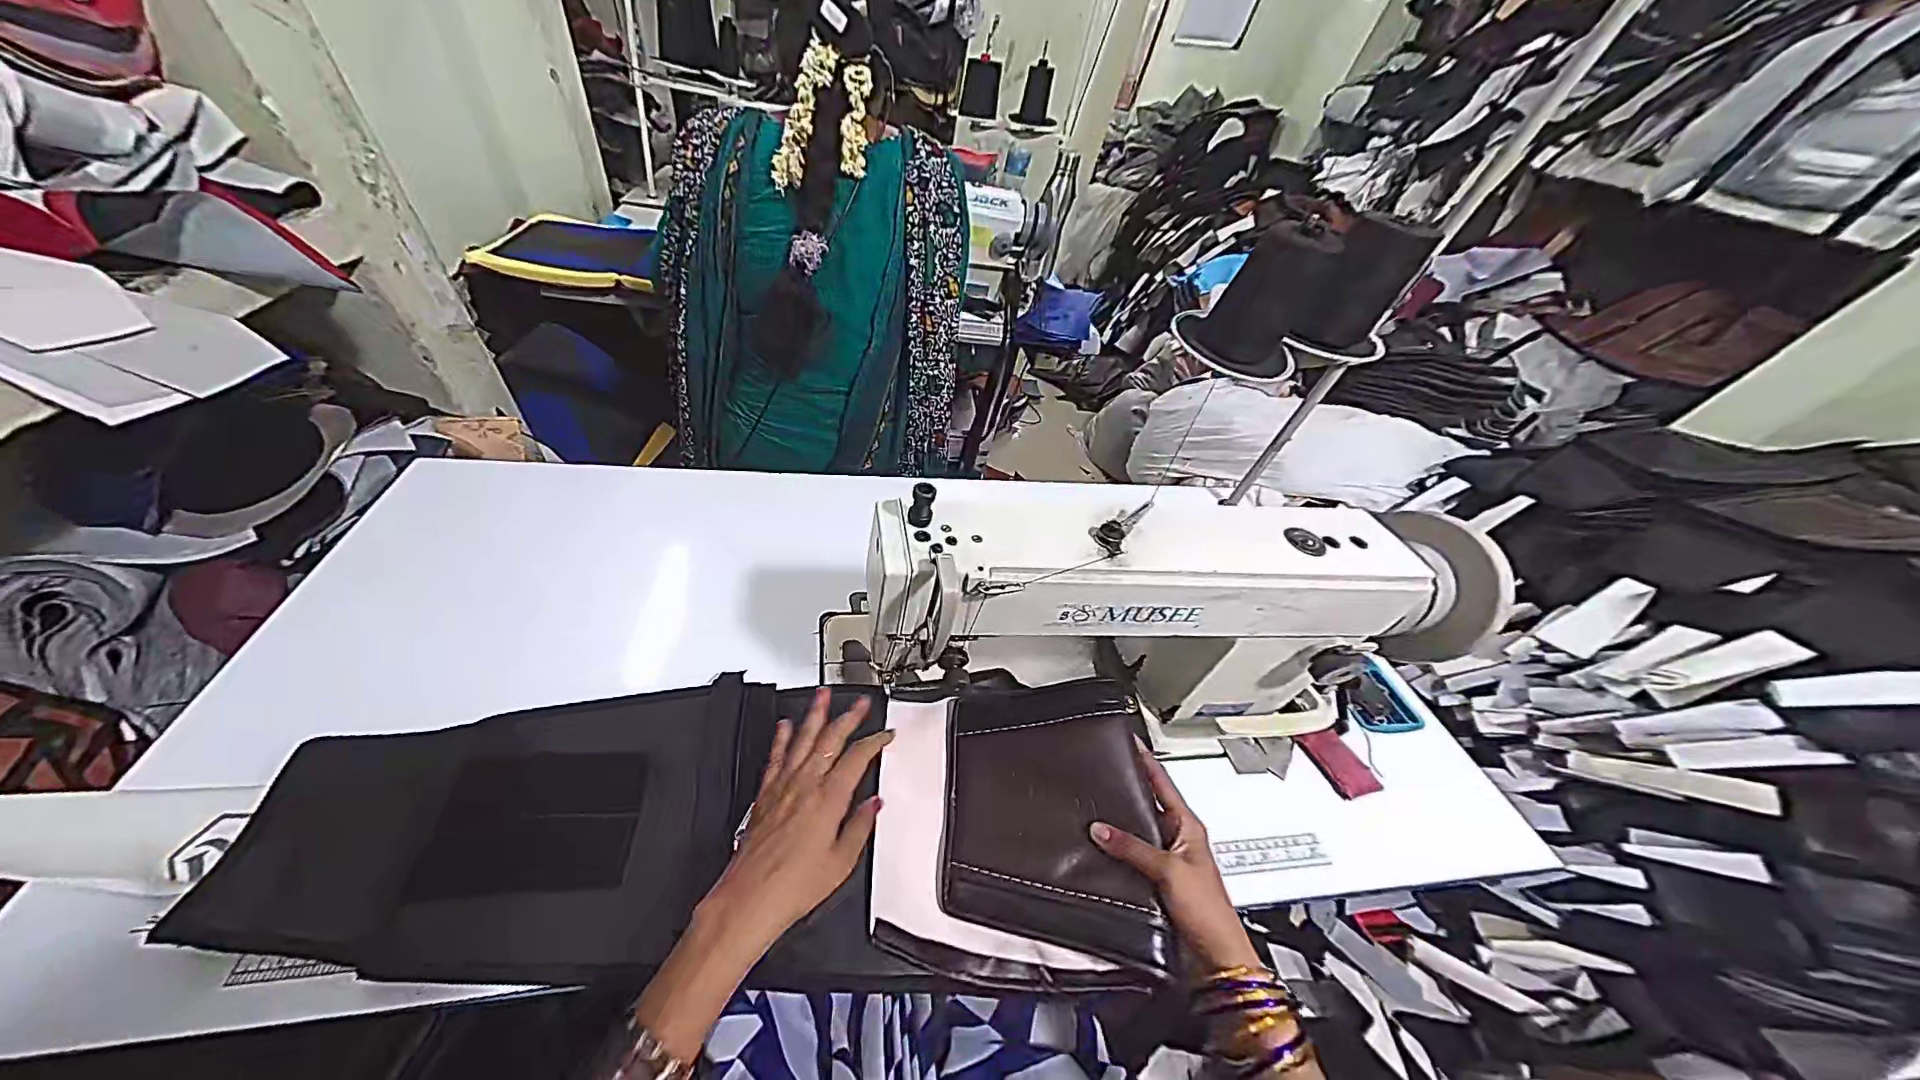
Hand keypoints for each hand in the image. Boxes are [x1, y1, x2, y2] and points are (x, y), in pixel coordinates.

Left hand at [699, 689, 891, 950]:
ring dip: (814, 715)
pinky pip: (776, 758)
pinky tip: (785, 726)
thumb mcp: (841, 862)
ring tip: (821, 696)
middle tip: (859, 702)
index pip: (857, 757)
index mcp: (829, 800)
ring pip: (802, 740)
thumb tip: (873, 804)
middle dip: (848, 717)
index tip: (885, 734)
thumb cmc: (792, 887)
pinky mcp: (765, 796)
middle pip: (830, 739)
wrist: (748, 899)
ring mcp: (782, 788)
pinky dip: (782, 738)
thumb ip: (860, 827)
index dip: (875, 741)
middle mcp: (805, 786)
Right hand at [1090, 739, 1262, 971]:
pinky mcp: (1159, 878)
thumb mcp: (1168, 870)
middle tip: (1106, 771)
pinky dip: (1120, 849)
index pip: (1163, 782)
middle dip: (1128, 790)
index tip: (1131, 742)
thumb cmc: (1210, 912)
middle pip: (1149, 803)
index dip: (1146, 761)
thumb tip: (1101, 828)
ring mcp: (1169, 858)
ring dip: (1122, 824)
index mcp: (1189, 826)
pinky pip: (1134, 854)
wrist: (1217, 956)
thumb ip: (1132, 847)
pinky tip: (1105, 847)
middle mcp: (1179, 838)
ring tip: (1099, 807)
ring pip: (1139, 830)